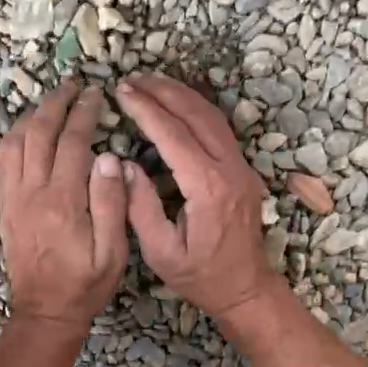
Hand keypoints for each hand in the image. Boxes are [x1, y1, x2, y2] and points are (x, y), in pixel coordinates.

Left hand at [0, 82, 128, 333]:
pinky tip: (24, 132)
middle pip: (38, 133)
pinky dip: (12, 139)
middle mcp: (32, 193)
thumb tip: (109, 157)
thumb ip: (111, 202)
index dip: (84, 113)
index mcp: (63, 201)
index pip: (72, 142)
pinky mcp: (3, 207)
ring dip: (31, 116)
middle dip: (55, 103)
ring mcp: (13, 199)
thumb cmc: (85, 283)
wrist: (45, 311)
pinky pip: (0, 162)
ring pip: (13, 143)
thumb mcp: (112, 251)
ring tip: (50, 103)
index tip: (96, 94)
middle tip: (72, 86)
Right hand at [115, 75, 285, 317]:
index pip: (174, 136)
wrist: (245, 288)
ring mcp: (241, 167)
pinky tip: (175, 102)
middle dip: (162, 92)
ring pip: (212, 116)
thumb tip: (123, 165)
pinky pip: (219, 128)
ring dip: (180, 95)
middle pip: (196, 115)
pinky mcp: (242, 169)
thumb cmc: (200, 277)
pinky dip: (195, 108)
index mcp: (208, 189)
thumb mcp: (161, 252)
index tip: (122, 91)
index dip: (146, 110)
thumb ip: (140, 207)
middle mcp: (230, 170)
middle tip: (131, 79)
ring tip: (149, 82)